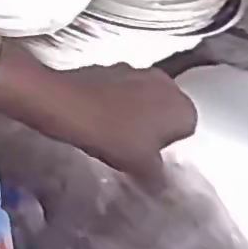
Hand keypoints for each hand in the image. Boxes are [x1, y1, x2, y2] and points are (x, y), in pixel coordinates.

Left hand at [17, 65, 197, 185]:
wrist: (63, 103)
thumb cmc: (113, 134)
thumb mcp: (142, 167)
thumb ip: (157, 176)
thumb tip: (157, 183)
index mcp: (181, 105)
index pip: (184, 129)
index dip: (165, 143)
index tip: (146, 151)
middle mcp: (161, 81)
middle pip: (160, 108)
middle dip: (148, 123)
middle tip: (129, 141)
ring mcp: (129, 68)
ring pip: (136, 96)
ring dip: (127, 108)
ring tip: (107, 128)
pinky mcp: (101, 65)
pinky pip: (111, 87)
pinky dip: (106, 97)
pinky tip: (91, 112)